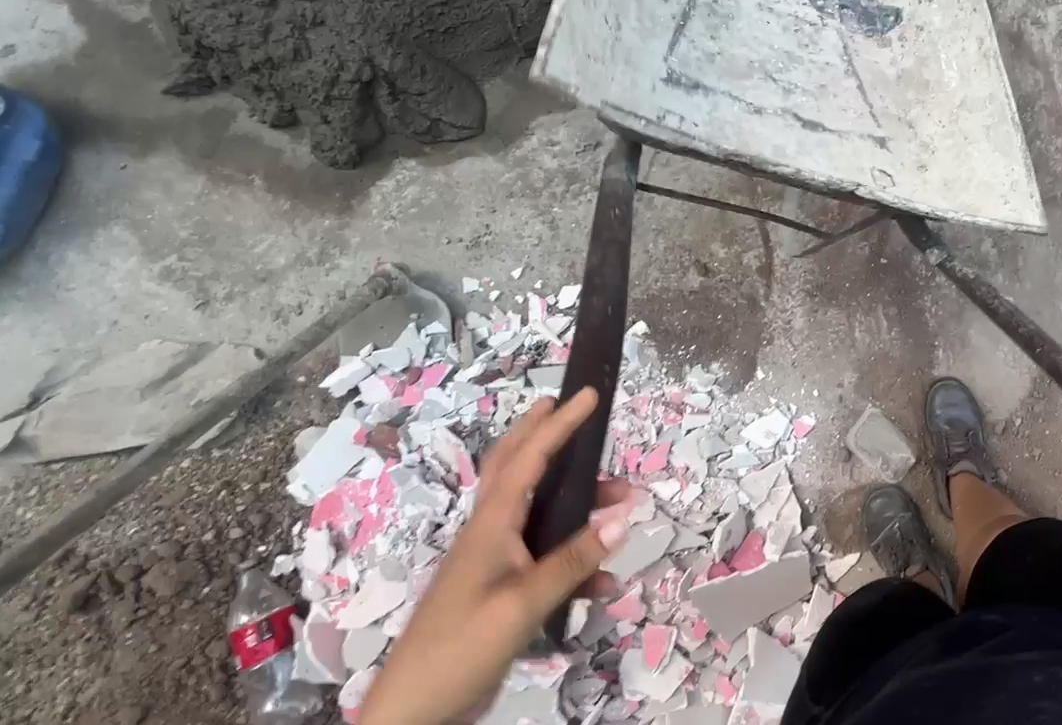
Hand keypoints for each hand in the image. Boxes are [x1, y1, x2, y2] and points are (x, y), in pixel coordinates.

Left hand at [361, 390, 633, 724]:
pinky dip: (578, 563)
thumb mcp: (523, 604)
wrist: (412, 715)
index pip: (529, 458)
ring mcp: (494, 562)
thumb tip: (624, 518)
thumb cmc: (460, 648)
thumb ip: (574, 560)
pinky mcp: (501, 590)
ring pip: (540, 512)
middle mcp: (491, 533)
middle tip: (568, 407)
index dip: (559, 423)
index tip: (587, 394)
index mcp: (491, 526)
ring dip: (580, 502)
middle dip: (542, 433)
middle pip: (515, 467)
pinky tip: (605, 585)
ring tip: (620, 500)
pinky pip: (547, 560)